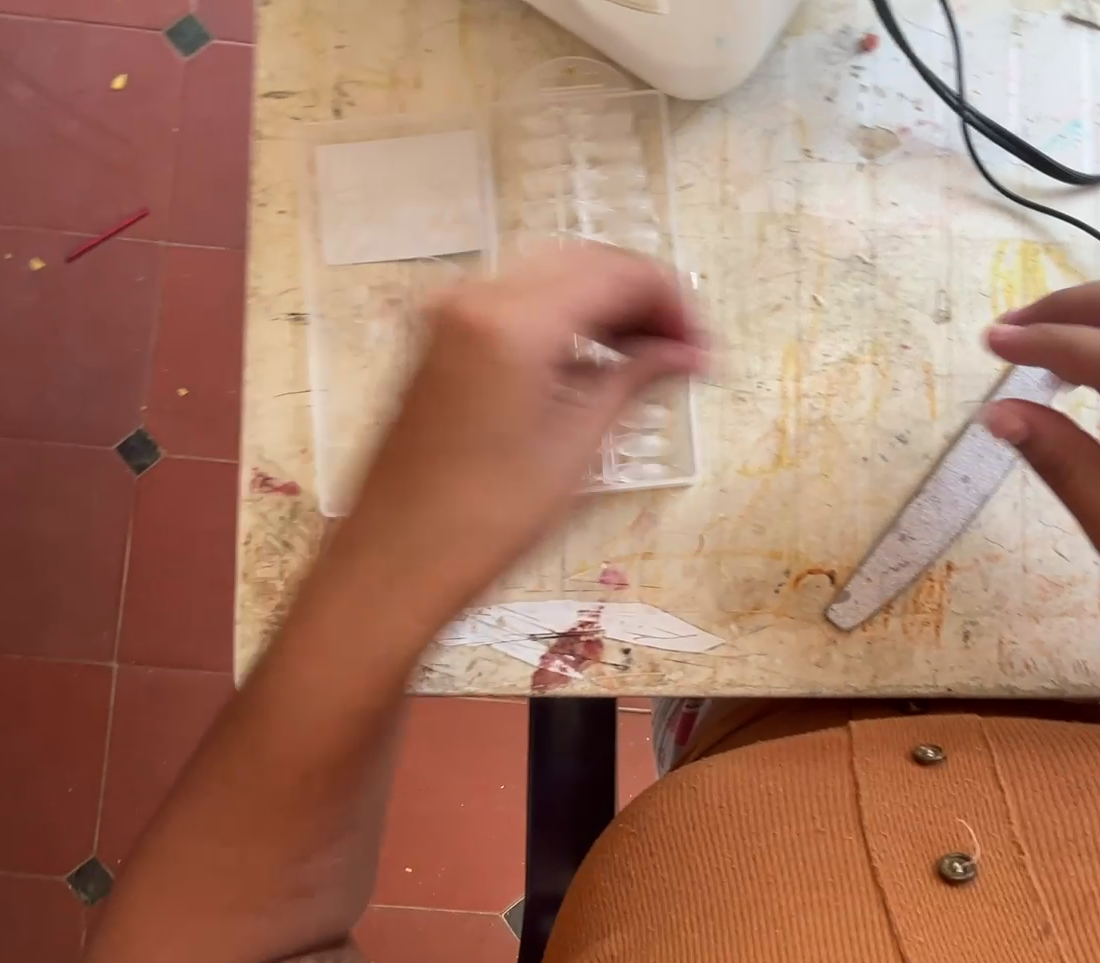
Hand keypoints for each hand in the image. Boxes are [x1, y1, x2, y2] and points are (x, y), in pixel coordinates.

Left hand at [336, 246, 704, 609]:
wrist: (395, 560)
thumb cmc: (492, 517)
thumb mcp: (577, 445)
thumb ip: (635, 379)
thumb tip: (688, 354)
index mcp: (514, 319)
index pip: (618, 273)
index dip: (674, 305)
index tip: (704, 353)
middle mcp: (477, 296)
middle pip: (585, 263)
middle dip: (643, 301)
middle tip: (683, 353)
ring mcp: (451, 314)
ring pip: (553, 280)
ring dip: (607, 310)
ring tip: (649, 361)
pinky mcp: (442, 339)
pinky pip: (519, 305)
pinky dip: (566, 323)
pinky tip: (596, 363)